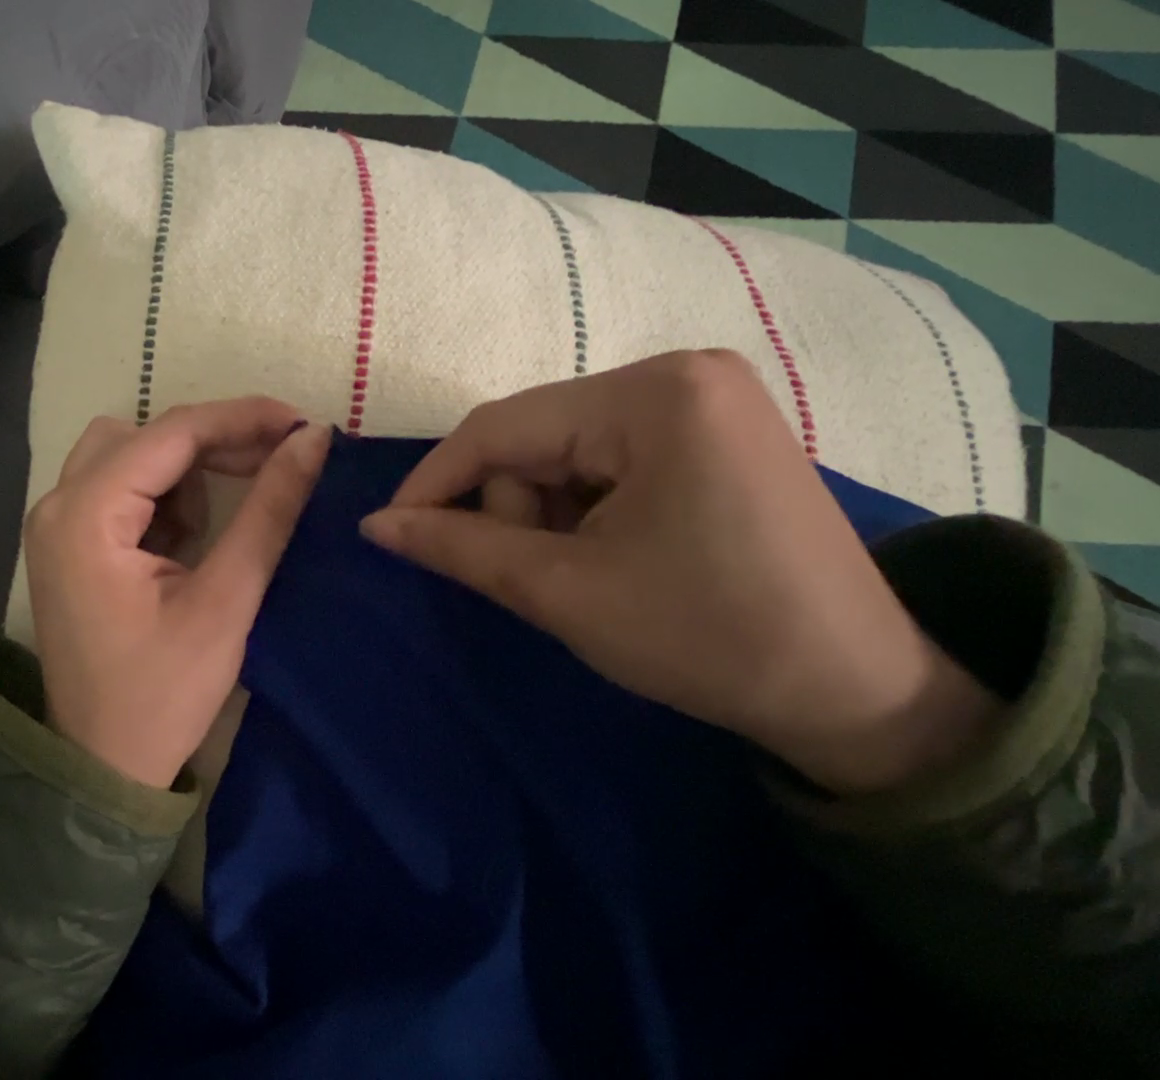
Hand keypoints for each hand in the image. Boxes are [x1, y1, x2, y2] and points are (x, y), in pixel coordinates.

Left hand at [25, 399, 331, 787]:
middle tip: (277, 465)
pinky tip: (188, 546)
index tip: (303, 423)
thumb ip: (269, 511)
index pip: (170, 434)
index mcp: (85, 517)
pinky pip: (118, 493)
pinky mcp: (66, 546)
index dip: (242, 419)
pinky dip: (162, 502)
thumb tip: (313, 440)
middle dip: (212, 445)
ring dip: (185, 475)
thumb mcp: (226, 601)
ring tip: (219, 532)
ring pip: (128, 458)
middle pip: (143, 437)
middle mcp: (57, 506)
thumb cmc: (163, 695)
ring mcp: (55, 526)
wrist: (102, 765)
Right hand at [360, 350, 997, 794]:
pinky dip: (588, 507)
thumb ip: (459, 548)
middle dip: (512, 507)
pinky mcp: (719, 431)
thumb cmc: (705, 637)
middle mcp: (683, 373)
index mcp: (654, 396)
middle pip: (537, 435)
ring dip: (548, 512)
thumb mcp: (565, 592)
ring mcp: (708, 399)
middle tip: (535, 578)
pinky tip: (613, 555)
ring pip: (569, 448)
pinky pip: (613, 457)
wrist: (855, 689)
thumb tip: (375, 526)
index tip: (390, 533)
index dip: (434, 482)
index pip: (501, 427)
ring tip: (582, 574)